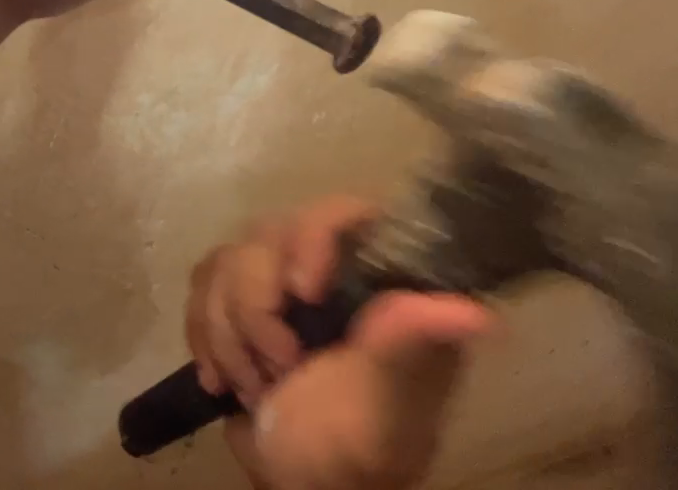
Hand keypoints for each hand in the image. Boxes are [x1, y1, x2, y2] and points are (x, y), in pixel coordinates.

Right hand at [187, 198, 493, 489]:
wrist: (296, 484)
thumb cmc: (350, 456)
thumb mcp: (385, 413)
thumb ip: (409, 352)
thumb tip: (477, 314)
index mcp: (378, 285)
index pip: (345, 214)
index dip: (314, 236)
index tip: (303, 293)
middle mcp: (326, 268)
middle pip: (267, 235)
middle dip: (257, 309)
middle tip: (280, 367)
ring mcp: (273, 278)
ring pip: (224, 261)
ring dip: (228, 333)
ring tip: (255, 386)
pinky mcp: (231, 294)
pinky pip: (199, 285)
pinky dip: (203, 334)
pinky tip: (221, 377)